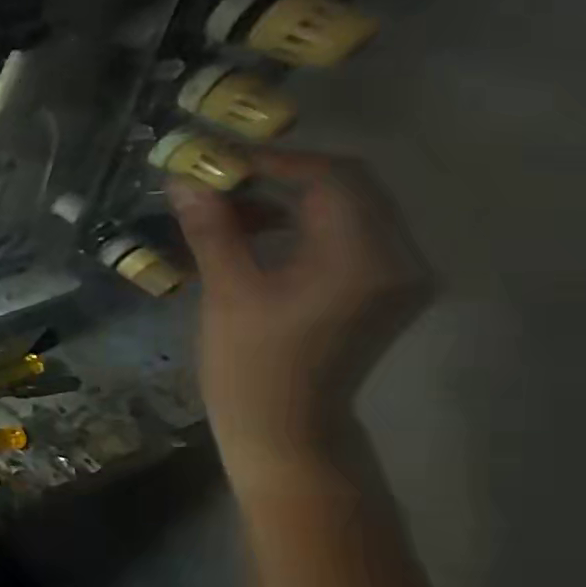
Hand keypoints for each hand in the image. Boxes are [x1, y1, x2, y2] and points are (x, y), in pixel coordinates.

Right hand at [167, 151, 425, 479]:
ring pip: (349, 208)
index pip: (332, 179)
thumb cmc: (251, 365)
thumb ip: (211, 228)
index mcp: (364, 259)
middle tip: (223, 177)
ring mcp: (399, 274)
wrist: (286, 427)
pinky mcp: (384, 287)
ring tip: (229, 208)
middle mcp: (400, 258)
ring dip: (290, 198)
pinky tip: (256, 234)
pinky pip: (349, 234)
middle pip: (350, 187)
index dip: (275, 161)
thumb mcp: (226, 291)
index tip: (221, 159)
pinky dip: (303, 224)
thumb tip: (185, 178)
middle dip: (282, 175)